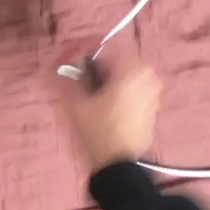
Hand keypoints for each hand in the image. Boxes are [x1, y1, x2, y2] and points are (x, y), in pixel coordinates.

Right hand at [52, 42, 162, 169]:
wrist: (118, 165)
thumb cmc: (98, 131)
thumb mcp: (75, 104)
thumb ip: (65, 78)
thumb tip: (56, 65)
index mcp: (132, 70)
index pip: (108, 45)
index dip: (85, 47)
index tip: (69, 53)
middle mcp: (148, 76)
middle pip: (116, 60)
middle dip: (96, 65)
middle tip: (77, 76)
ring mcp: (153, 92)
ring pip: (123, 75)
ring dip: (105, 78)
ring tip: (88, 91)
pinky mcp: (151, 106)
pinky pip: (131, 88)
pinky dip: (116, 89)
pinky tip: (102, 103)